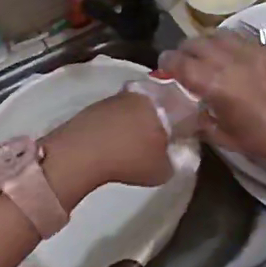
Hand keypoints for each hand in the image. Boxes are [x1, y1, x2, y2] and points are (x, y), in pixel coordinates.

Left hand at [45, 93, 173, 195]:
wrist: (82, 153)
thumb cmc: (130, 159)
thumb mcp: (163, 171)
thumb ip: (174, 160)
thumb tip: (172, 155)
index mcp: (164, 104)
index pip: (182, 110)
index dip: (183, 125)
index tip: (180, 139)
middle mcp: (141, 95)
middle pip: (156, 107)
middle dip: (157, 122)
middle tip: (155, 143)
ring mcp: (116, 98)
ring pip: (133, 110)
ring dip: (134, 124)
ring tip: (131, 146)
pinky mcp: (94, 106)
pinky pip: (113, 116)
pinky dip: (115, 127)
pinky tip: (111, 144)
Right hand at [158, 32, 265, 168]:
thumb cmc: (263, 140)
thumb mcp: (225, 137)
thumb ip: (202, 121)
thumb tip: (188, 113)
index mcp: (216, 85)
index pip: (182, 64)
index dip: (168, 62)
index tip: (162, 65)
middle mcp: (231, 61)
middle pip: (197, 43)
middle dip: (184, 50)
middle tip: (181, 60)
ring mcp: (252, 52)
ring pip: (219, 35)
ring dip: (206, 42)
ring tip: (204, 53)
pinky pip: (241, 38)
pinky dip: (229, 43)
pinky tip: (230, 55)